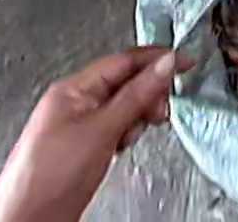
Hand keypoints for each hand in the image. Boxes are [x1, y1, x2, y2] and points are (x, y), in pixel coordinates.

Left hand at [0, 47, 191, 221]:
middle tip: (160, 111)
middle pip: (128, 81)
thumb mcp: (103, 129)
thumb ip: (139, 92)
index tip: (186, 64)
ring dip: (139, 114)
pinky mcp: (84, 144)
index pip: (126, 60)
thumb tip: (168, 61)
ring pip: (125, 103)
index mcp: (73, 90)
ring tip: (135, 134)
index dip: (158, 60)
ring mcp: (78, 124)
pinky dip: (128, 130)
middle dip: (149, 93)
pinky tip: (124, 144)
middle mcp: (75, 102)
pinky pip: (117, 123)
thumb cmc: (52, 178)